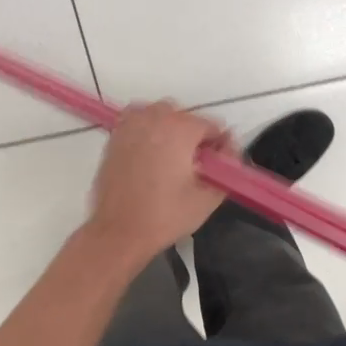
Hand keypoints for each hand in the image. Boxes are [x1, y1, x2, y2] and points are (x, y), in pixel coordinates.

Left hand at [86, 101, 228, 261]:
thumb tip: (230, 154)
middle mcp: (155, 118)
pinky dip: (148, 130)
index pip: (212, 126)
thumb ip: (227, 171)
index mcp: (180, 130)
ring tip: (172, 159)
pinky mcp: (115, 136)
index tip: (218, 166)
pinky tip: (151, 153)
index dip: (220, 146)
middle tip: (196, 166)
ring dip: (171, 130)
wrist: (120, 231)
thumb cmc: (165, 217)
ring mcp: (131, 125)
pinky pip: (138, 121)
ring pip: (160, 115)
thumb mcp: (207, 199)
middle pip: (185, 117)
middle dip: (194, 137)